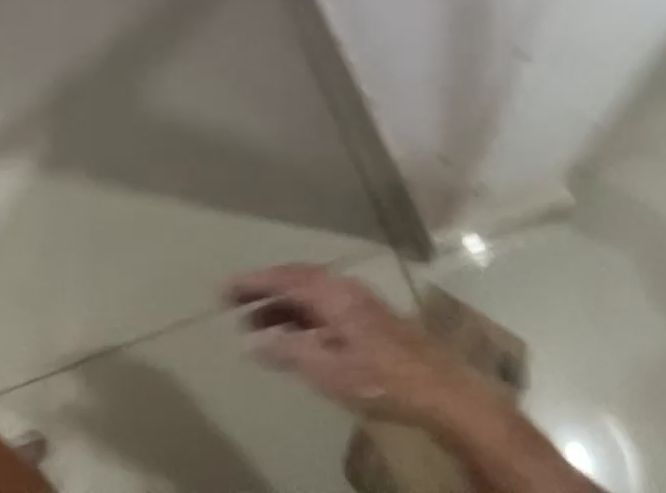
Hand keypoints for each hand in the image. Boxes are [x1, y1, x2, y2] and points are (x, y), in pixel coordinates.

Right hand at [225, 263, 500, 430]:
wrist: (439, 387)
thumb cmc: (382, 379)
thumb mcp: (329, 371)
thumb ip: (290, 352)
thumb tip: (253, 342)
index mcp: (334, 294)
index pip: (286, 279)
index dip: (254, 282)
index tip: (226, 288)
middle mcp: (345, 289)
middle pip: (298, 281)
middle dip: (265, 290)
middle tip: (234, 304)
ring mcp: (359, 301)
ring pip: (311, 294)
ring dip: (282, 305)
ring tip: (256, 325)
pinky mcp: (368, 317)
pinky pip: (323, 305)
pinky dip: (301, 314)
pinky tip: (293, 335)